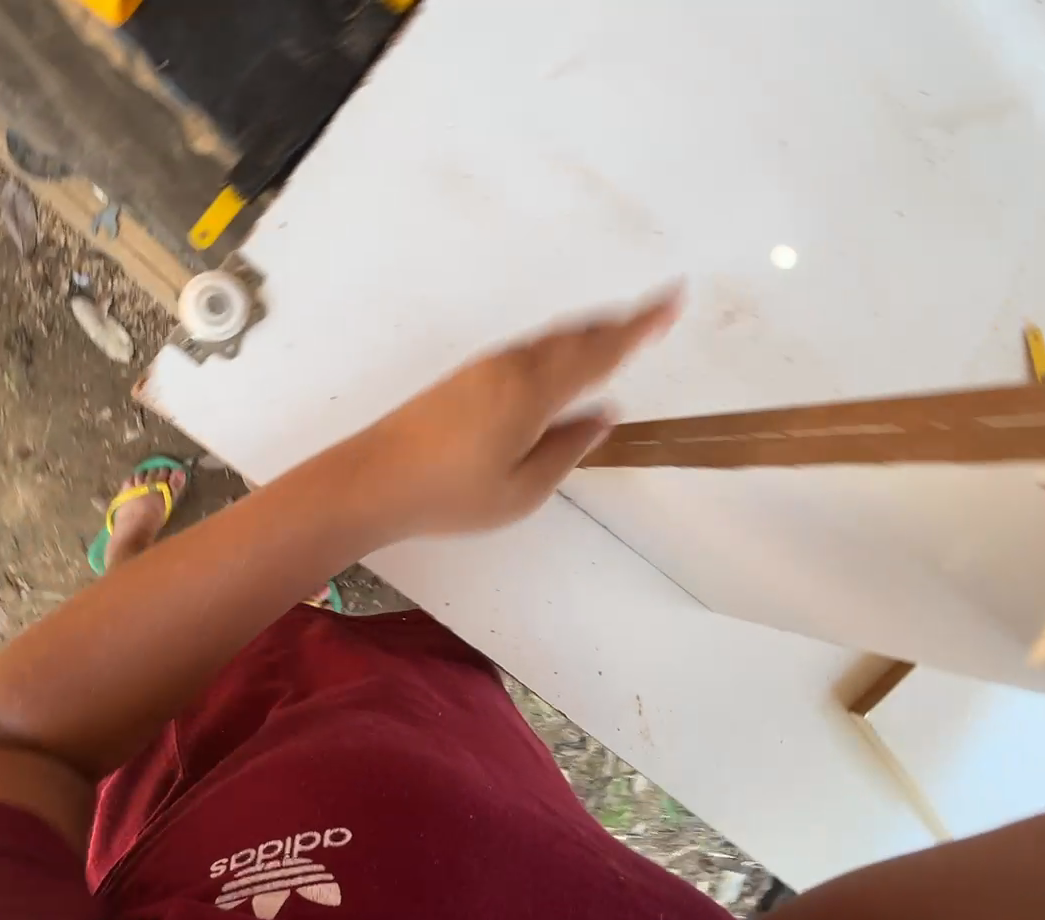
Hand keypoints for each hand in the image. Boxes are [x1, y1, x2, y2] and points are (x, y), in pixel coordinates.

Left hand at [328, 284, 683, 542]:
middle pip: (573, 337)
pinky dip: (554, 347)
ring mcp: (481, 369)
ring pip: (546, 340)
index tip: (672, 299)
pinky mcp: (461, 379)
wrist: (372, 480)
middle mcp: (509, 368)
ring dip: (584, 333)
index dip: (639, 327)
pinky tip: (554, 362)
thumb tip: (602, 415)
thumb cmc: (450, 495)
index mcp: (533, 392)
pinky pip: (524, 351)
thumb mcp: (521, 490)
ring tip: (614, 334)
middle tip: (652, 314)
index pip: (598, 353)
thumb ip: (567, 449)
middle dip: (617, 324)